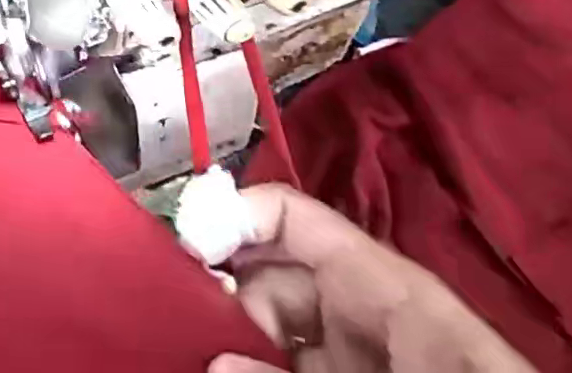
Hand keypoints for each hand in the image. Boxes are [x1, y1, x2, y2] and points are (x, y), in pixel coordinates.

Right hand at [211, 185, 534, 372]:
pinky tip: (231, 370)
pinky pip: (295, 358)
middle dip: (230, 296)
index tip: (185, 250)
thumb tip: (216, 359)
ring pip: (277, 322)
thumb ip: (297, 370)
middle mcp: (368, 306)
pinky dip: (260, 363)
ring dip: (239, 336)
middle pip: (273, 271)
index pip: (291, 214)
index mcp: (385, 284)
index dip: (232, 215)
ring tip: (210, 357)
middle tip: (199, 332)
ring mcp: (363, 350)